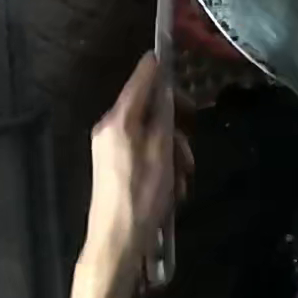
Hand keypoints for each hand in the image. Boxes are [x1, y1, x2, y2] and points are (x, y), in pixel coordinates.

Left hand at [84, 54, 190, 274]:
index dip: (153, 69)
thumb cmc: (141, 196)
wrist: (115, 243)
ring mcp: (108, 147)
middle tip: (189, 149)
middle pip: (147, 111)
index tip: (165, 55)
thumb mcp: (161, 154)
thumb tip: (164, 88)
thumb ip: (162, 117)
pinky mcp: (112, 165)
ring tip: (182, 179)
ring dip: (171, 152)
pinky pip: (141, 151)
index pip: (137, 82)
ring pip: (149, 134)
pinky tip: (172, 188)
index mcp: (118, 120)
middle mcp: (109, 127)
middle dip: (173, 128)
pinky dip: (160, 163)